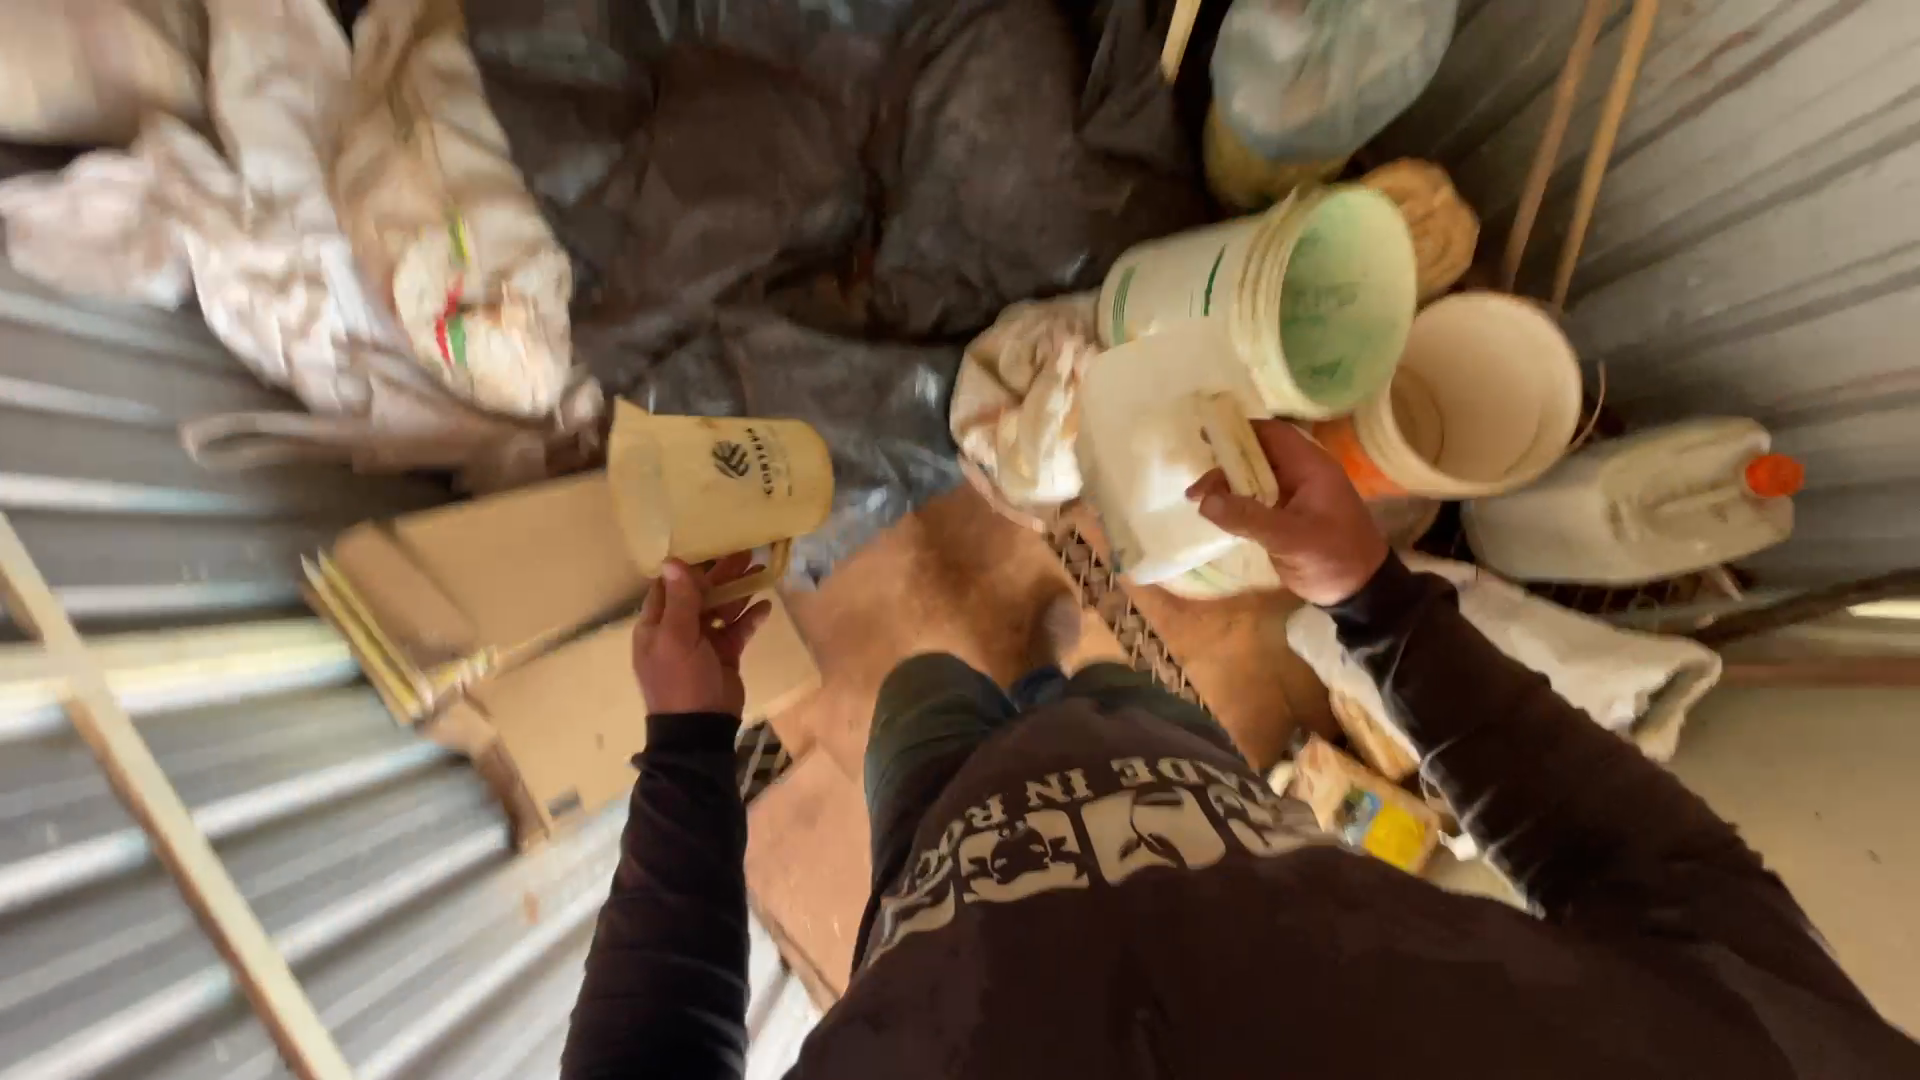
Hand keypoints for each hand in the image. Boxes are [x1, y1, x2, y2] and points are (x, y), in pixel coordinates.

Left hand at [632, 553, 772, 714]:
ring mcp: (703, 642)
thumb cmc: (680, 680)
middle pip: (700, 594)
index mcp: (656, 624)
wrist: (700, 728)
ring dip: (739, 592)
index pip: (669, 587)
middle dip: (722, 575)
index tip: (711, 547)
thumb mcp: (676, 638)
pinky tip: (765, 606)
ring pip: (722, 609)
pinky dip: (750, 618)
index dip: (689, 568)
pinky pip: (738, 629)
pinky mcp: (725, 654)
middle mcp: (677, 629)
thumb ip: (680, 600)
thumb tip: (672, 561)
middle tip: (747, 553)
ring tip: (761, 572)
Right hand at [1186, 419, 1387, 605]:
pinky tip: (1214, 513)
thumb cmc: (1333, 558)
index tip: (1205, 437)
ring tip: (1198, 502)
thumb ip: (1248, 518)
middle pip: (1256, 456)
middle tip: (1197, 489)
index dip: (1239, 432)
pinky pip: (1254, 499)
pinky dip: (1233, 503)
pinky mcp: (1283, 517)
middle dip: (1224, 466)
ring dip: (1225, 486)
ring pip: (1252, 478)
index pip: (1272, 434)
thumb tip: (1205, 501)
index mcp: (1310, 468)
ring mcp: (1292, 496)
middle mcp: (1300, 475)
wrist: (1360, 591)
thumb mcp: (1291, 538)